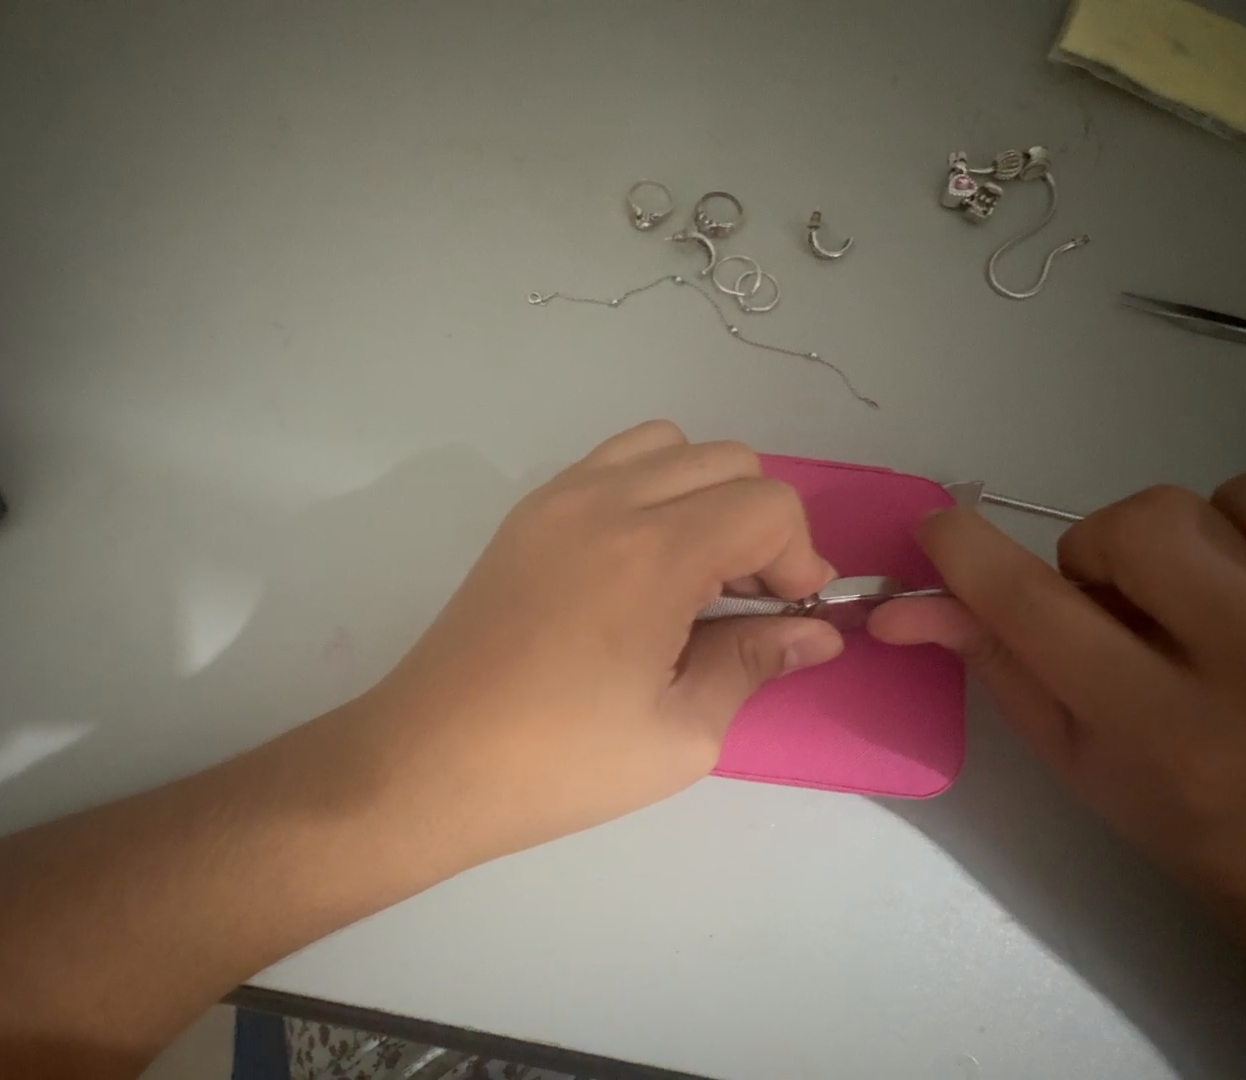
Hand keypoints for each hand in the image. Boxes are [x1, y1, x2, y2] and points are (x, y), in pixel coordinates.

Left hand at [358, 420, 841, 865]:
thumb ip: (754, 663)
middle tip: (743, 602)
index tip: (788, 617)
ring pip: (666, 445)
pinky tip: (635, 566)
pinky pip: (610, 465)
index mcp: (653, 552)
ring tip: (690, 574)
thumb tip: (815, 632)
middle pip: (726, 460)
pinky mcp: (525, 512)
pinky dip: (647, 491)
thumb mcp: (679, 733)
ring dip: (702, 494)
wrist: (429, 756)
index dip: (799, 558)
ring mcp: (557, 497)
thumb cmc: (558, 762)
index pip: (767, 504)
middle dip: (758, 523)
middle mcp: (606, 500)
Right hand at [868, 471, 1245, 889]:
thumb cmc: (1167, 804)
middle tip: (1113, 603)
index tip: (936, 528)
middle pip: (1142, 526)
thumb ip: (986, 657)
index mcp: (1161, 726)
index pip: (1036, 608)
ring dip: (1191, 538)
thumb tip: (898, 605)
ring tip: (1200, 595)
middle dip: (1099, 555)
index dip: (967, 554)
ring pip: (1230, 503)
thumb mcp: (1056, 743)